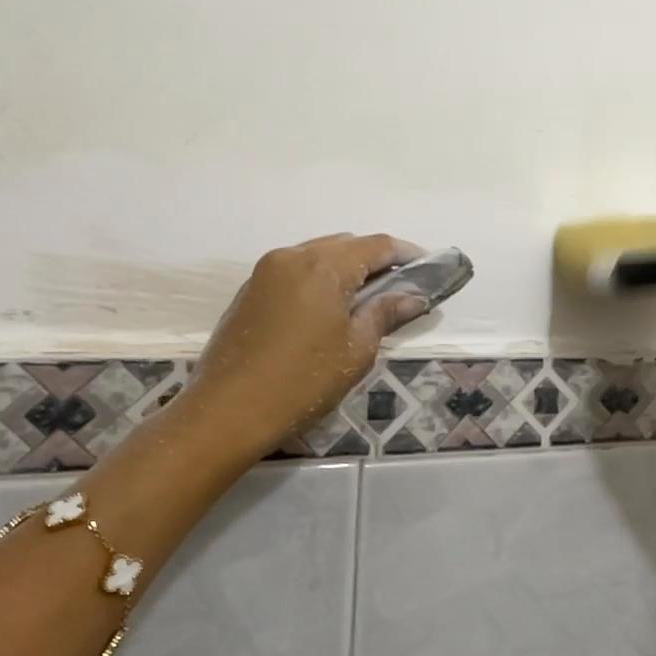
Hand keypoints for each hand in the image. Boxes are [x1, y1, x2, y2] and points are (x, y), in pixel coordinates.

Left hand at [183, 233, 431, 446]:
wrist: (227, 411)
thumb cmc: (302, 382)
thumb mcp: (356, 351)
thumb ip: (385, 314)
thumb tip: (412, 297)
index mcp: (324, 266)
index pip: (377, 245)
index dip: (407, 253)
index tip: (429, 267)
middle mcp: (294, 256)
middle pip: (346, 244)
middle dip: (376, 259)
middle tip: (401, 286)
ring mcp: (266, 271)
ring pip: (318, 254)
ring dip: (346, 267)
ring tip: (367, 297)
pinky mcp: (250, 290)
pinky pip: (295, 270)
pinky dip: (319, 278)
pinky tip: (329, 306)